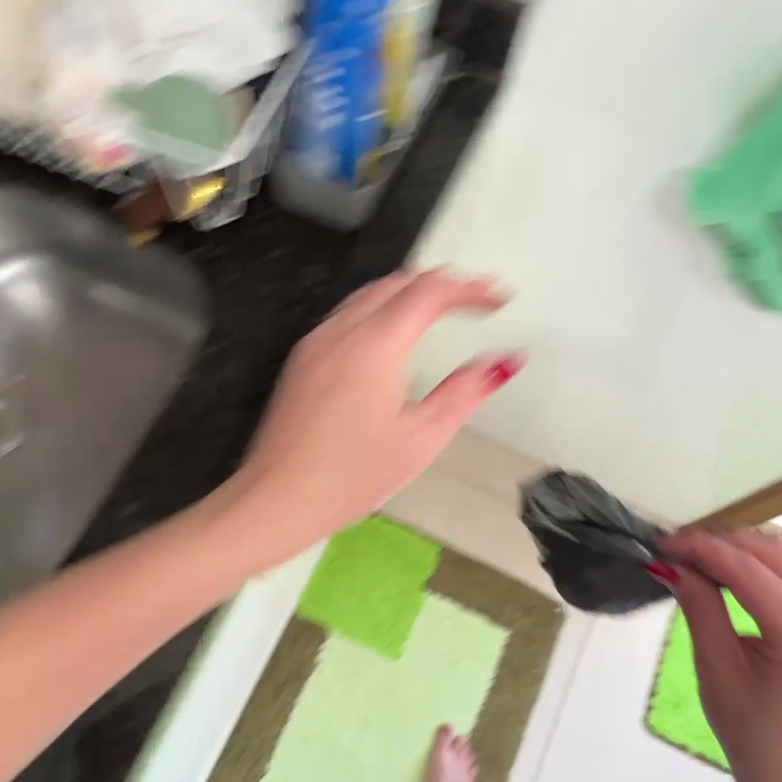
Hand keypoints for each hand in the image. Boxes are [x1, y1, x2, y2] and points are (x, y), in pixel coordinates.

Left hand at [220, 269, 522, 561]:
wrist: (276, 499)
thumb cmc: (350, 478)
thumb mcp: (420, 440)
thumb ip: (466, 392)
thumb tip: (506, 361)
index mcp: (373, 346)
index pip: (428, 292)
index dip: (469, 288)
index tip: (498, 298)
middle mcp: (340, 331)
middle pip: (397, 282)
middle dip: (442, 283)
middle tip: (477, 300)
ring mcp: (315, 342)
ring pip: (368, 293)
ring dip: (409, 292)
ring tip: (443, 309)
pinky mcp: (302, 358)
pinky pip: (347, 314)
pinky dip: (381, 309)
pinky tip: (394, 335)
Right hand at [655, 529, 781, 781]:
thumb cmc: (747, 732)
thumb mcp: (715, 667)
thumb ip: (698, 605)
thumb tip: (670, 561)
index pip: (749, 571)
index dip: (701, 549)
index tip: (660, 543)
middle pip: (774, 553)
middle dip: (720, 543)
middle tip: (674, 549)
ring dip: (739, 549)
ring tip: (695, 558)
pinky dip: (756, 565)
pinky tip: (724, 572)